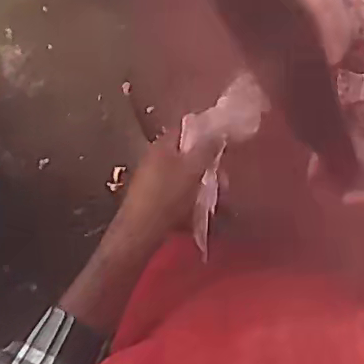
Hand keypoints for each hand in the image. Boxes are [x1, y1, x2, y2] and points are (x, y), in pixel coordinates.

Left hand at [60, 134, 210, 333]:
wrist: (139, 233)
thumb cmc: (167, 196)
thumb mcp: (193, 169)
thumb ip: (207, 149)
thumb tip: (218, 131)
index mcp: (162, 146)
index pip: (186, 130)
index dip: (206, 135)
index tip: (223, 147)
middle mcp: (155, 159)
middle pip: (188, 157)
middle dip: (208, 169)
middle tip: (223, 183)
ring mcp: (151, 181)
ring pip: (185, 179)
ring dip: (202, 189)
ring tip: (217, 205)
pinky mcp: (152, 201)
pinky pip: (177, 196)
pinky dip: (190, 203)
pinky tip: (199, 217)